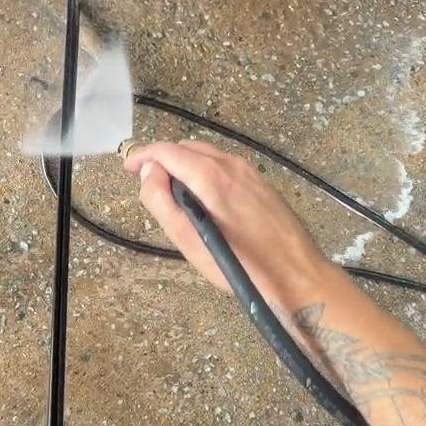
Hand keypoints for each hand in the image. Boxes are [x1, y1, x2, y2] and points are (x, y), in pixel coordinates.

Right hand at [124, 141, 337, 306]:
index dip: (143, 155)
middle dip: (163, 160)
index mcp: (211, 176)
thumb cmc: (240, 265)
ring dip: (184, 165)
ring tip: (173, 192)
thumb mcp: (187, 240)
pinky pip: (225, 167)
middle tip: (148, 183)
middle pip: (187, 148)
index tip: (129, 168)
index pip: (167, 151)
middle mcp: (231, 165)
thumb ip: (161, 201)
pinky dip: (204, 172)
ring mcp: (250, 173)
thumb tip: (149, 172)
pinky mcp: (262, 184)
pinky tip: (203, 198)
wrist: (297, 276)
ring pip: (207, 156)